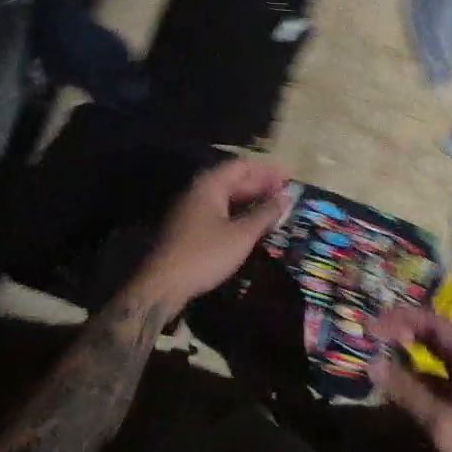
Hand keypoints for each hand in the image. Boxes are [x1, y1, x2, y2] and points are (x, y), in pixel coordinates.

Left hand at [133, 159, 291, 306]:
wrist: (163, 285)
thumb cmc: (205, 254)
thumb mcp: (242, 234)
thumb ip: (266, 213)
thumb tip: (286, 197)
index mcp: (210, 185)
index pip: (242, 166)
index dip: (267, 171)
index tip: (289, 179)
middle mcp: (199, 191)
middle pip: (234, 180)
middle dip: (261, 186)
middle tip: (285, 197)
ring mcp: (191, 210)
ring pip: (226, 198)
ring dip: (250, 202)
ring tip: (274, 211)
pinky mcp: (189, 228)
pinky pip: (218, 212)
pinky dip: (238, 214)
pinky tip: (252, 226)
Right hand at [370, 309, 451, 451]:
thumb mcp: (443, 423)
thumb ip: (408, 392)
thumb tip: (372, 362)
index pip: (434, 323)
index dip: (403, 318)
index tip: (372, 322)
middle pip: (434, 339)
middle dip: (403, 333)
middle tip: (370, 335)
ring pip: (433, 365)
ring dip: (407, 360)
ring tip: (376, 360)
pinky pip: (436, 389)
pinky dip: (415, 386)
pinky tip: (396, 394)